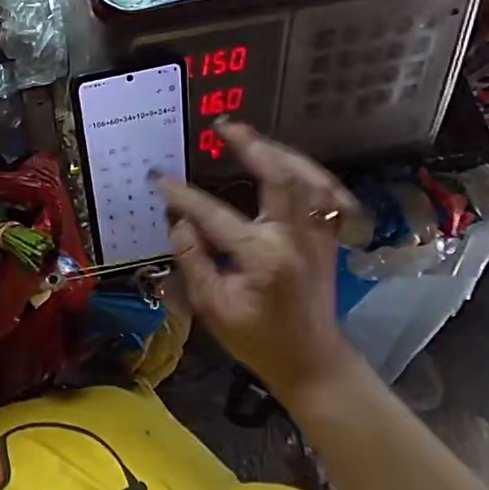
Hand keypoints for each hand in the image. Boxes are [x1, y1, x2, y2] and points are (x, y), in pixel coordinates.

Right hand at [159, 122, 361, 383]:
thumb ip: (193, 261)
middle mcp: (294, 239)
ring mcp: (317, 237)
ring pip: (309, 178)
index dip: (184, 196)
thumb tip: (179, 222)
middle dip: (252, 146)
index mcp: (262, 258)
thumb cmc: (257, 341)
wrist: (311, 362)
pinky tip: (294, 165)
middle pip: (280, 177)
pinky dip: (311, 174)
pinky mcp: (328, 240)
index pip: (214, 215)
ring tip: (254, 139)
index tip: (161, 179)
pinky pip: (327, 194)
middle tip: (225, 127)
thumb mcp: (213, 308)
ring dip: (281, 153)